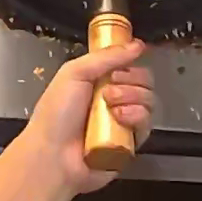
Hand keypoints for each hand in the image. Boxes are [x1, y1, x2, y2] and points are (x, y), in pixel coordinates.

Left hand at [0, 40, 153, 199]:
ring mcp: (123, 121)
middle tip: (109, 88)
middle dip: (131, 79)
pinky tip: (121, 118)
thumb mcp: (74, 72)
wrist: (53, 155)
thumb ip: (106, 56)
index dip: (130, 61)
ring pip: (148, 100)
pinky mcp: (131, 142)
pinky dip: (137, 116)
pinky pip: (147, 123)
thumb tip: (137, 44)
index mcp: (98, 80)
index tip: (124, 62)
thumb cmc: (56, 114)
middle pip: (144, 80)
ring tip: (110, 105)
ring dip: (132, 97)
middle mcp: (113, 99)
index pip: (128, 64)